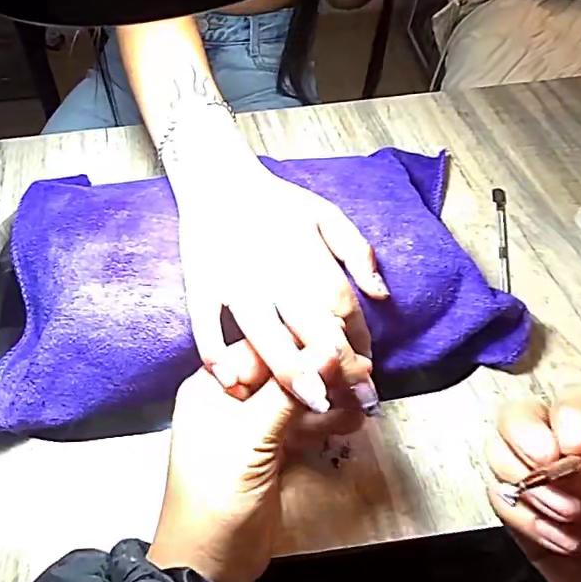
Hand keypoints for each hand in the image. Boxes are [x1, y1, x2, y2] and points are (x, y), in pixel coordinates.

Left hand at [148, 342, 367, 581]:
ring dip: (328, 397)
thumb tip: (327, 350)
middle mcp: (228, 398)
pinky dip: (324, 423)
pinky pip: (299, 425)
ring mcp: (249, 425)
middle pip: (280, 372)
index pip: (259, 349)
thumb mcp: (250, 438)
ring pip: (294, 399)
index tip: (342, 343)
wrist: (210, 564)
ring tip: (365, 395)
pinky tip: (353, 419)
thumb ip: (287, 394)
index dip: (300, 345)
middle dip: (319, 372)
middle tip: (364, 372)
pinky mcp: (268, 450)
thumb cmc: (218, 494)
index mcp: (210, 385)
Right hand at [172, 156, 386, 414]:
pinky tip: (232, 384)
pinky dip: (216, 356)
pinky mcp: (200, 285)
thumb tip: (380, 295)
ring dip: (290, 372)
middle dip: (339, 369)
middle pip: (312, 327)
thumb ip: (357, 251)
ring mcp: (233, 280)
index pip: (343, 305)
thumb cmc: (274, 199)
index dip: (361, 340)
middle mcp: (272, 270)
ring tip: (312, 403)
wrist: (215, 177)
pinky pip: (205, 327)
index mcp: (306, 253)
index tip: (369, 368)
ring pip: (264, 334)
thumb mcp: (325, 213)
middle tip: (359, 404)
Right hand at [486, 385, 580, 581]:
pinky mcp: (533, 530)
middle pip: (526, 416)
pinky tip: (562, 545)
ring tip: (567, 521)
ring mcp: (556, 495)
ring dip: (521, 479)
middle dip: (524, 437)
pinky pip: (501, 501)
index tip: (577, 446)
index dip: (572, 412)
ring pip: (501, 452)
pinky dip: (520, 517)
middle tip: (547, 469)